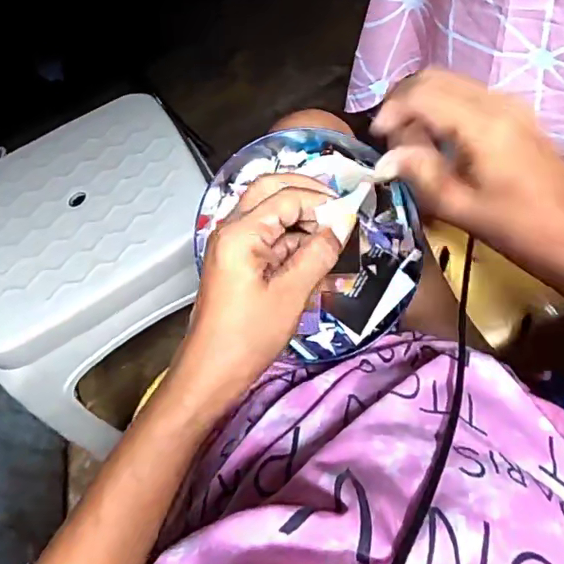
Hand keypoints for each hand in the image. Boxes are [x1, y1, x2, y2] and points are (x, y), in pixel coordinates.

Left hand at [172, 174, 344, 404]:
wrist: (211, 371)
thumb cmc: (247, 336)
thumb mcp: (290, 295)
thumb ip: (317, 254)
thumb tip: (342, 226)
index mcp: (240, 232)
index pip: (285, 197)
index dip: (321, 202)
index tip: (352, 217)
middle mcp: (232, 229)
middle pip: (271, 192)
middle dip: (308, 196)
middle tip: (341, 211)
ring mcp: (234, 245)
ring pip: (271, 215)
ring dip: (304, 223)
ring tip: (338, 242)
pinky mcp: (239, 262)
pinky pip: (269, 240)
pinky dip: (295, 245)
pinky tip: (321, 262)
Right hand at [370, 70, 563, 284]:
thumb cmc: (522, 229)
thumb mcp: (462, 209)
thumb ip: (420, 174)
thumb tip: (385, 158)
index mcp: (483, 126)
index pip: (421, 94)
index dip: (391, 110)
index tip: (377, 138)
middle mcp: (497, 103)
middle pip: (433, 77)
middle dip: (401, 100)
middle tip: (388, 134)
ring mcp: (510, 105)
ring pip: (448, 81)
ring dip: (419, 101)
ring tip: (408, 138)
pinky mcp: (515, 113)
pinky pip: (465, 92)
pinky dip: (439, 105)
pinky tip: (436, 138)